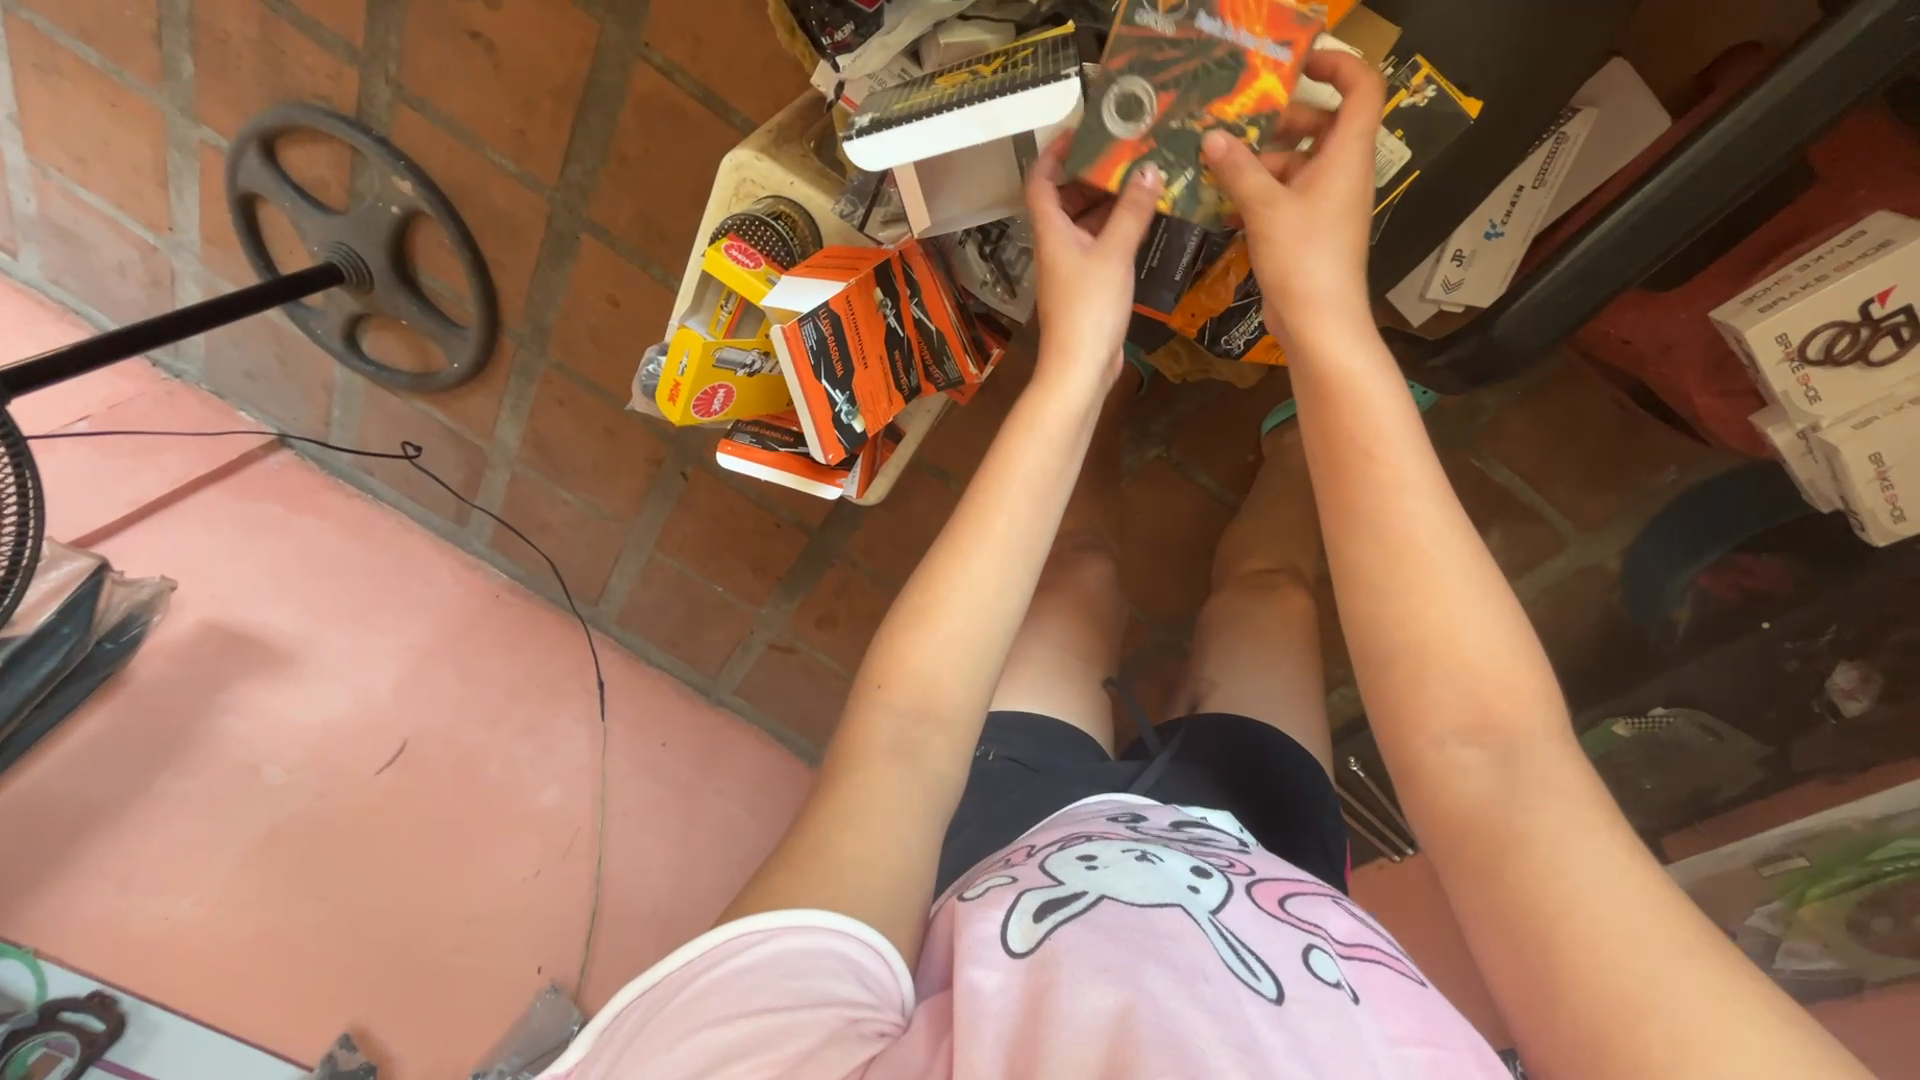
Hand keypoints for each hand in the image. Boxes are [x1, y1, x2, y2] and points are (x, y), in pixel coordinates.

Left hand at [1024, 135, 1161, 391]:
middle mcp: (1056, 246)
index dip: (1053, 154)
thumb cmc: (1089, 308)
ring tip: (1142, 179)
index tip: (1078, 131)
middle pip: (1066, 201)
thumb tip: (1149, 169)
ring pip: (1086, 225)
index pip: (1040, 182)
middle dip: (1092, 176)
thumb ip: (1131, 212)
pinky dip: (1117, 231)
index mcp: (1051, 231)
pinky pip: (1099, 248)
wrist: (1081, 366)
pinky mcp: (1087, 287)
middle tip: (1125, 153)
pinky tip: (1143, 222)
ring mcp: (1070, 268)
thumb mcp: (1114, 254)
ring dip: (1109, 204)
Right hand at [1202, 51, 1385, 346]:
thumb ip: (1238, 169)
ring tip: (1221, 172)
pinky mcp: (1310, 230)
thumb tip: (1212, 138)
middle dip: (1281, 122)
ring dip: (1261, 165)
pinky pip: (1287, 197)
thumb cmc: (1302, 257)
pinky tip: (1226, 210)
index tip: (1297, 66)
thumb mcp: (1265, 208)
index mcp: (1346, 154)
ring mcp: (1327, 203)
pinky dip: (1260, 196)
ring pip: (1298, 164)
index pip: (1361, 88)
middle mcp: (1342, 172)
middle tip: (1241, 126)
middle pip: (1322, 125)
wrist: (1319, 321)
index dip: (1337, 66)